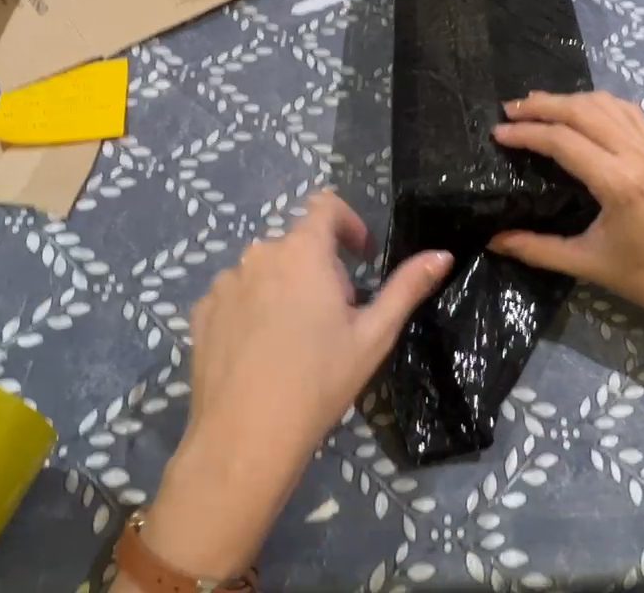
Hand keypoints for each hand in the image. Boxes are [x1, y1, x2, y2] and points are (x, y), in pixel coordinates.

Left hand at [135, 193, 450, 581]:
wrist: (244, 439)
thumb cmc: (318, 381)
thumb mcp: (374, 334)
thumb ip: (408, 286)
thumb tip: (442, 254)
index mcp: (302, 251)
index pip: (325, 205)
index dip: (348, 223)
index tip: (361, 258)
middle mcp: (259, 254)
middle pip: (298, 243)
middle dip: (322, 267)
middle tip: (336, 316)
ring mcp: (225, 283)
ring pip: (266, 269)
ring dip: (287, 287)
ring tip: (298, 338)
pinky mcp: (201, 312)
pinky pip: (236, 294)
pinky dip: (253, 308)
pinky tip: (262, 350)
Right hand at [488, 91, 643, 326]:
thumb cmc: (641, 275)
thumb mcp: (584, 263)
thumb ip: (536, 248)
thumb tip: (493, 240)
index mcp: (616, 182)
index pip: (562, 140)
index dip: (526, 132)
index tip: (498, 132)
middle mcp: (635, 155)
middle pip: (581, 111)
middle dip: (542, 105)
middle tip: (510, 110)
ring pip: (604, 104)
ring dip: (568, 99)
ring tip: (537, 105)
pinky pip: (627, 111)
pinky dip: (598, 103)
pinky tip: (580, 110)